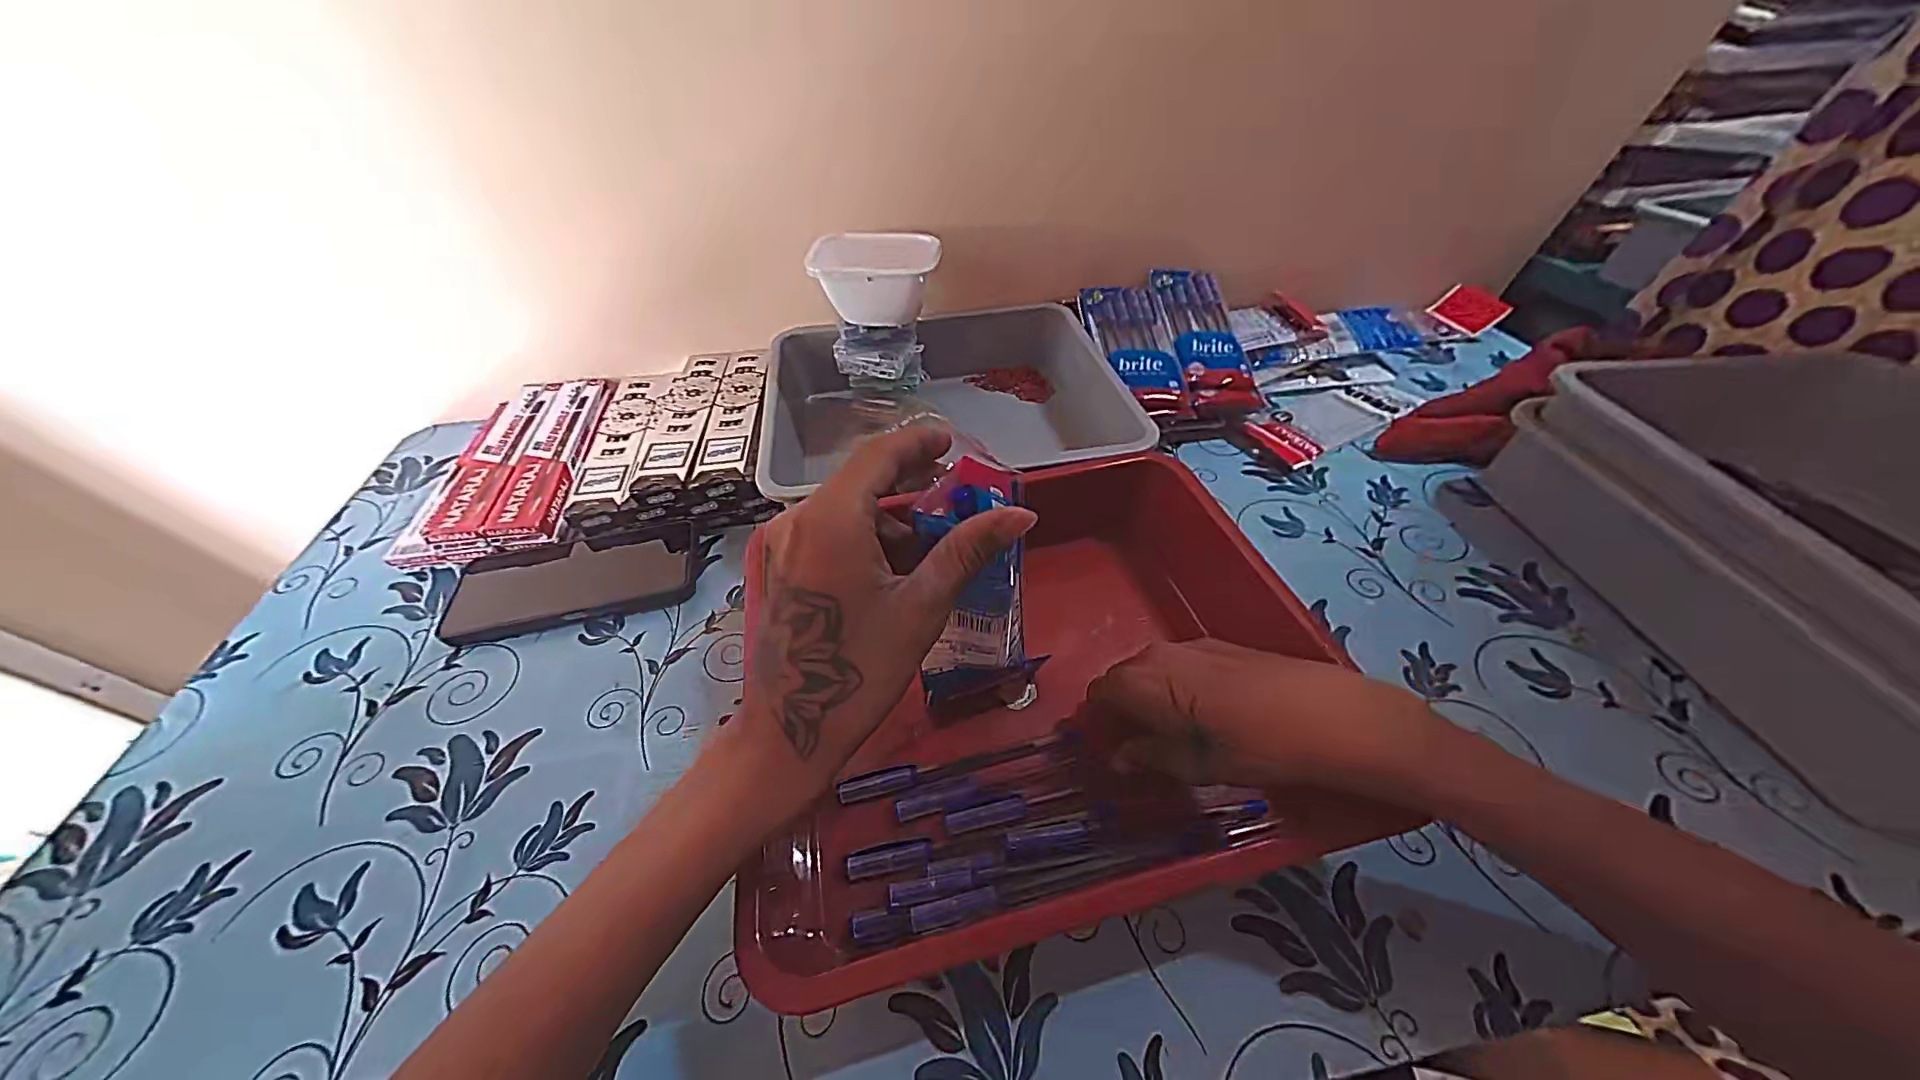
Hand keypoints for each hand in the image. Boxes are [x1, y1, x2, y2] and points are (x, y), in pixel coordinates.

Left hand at [724, 425, 1035, 813]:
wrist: (791, 732)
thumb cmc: (862, 668)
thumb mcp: (922, 605)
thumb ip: (968, 549)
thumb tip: (1021, 514)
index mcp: (830, 519)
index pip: (878, 456)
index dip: (917, 442)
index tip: (950, 439)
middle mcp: (797, 520)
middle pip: (860, 482)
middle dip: (910, 485)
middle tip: (954, 496)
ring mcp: (782, 545)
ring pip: (845, 510)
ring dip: (889, 517)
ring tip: (931, 543)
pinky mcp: (780, 568)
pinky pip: (828, 533)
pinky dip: (864, 538)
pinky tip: (894, 567)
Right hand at [1086, 638, 1455, 803]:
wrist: (1334, 716)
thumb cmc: (1260, 746)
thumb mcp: (1200, 763)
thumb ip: (1151, 756)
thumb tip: (1122, 756)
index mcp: (1147, 681)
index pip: (1099, 693)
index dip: (1098, 723)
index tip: (1111, 750)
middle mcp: (1161, 653)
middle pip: (1120, 677)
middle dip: (1120, 709)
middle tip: (1138, 746)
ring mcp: (1192, 645)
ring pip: (1149, 668)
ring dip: (1146, 697)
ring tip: (1171, 732)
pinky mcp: (1219, 645)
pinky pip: (1176, 663)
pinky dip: (1172, 686)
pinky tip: (1203, 713)